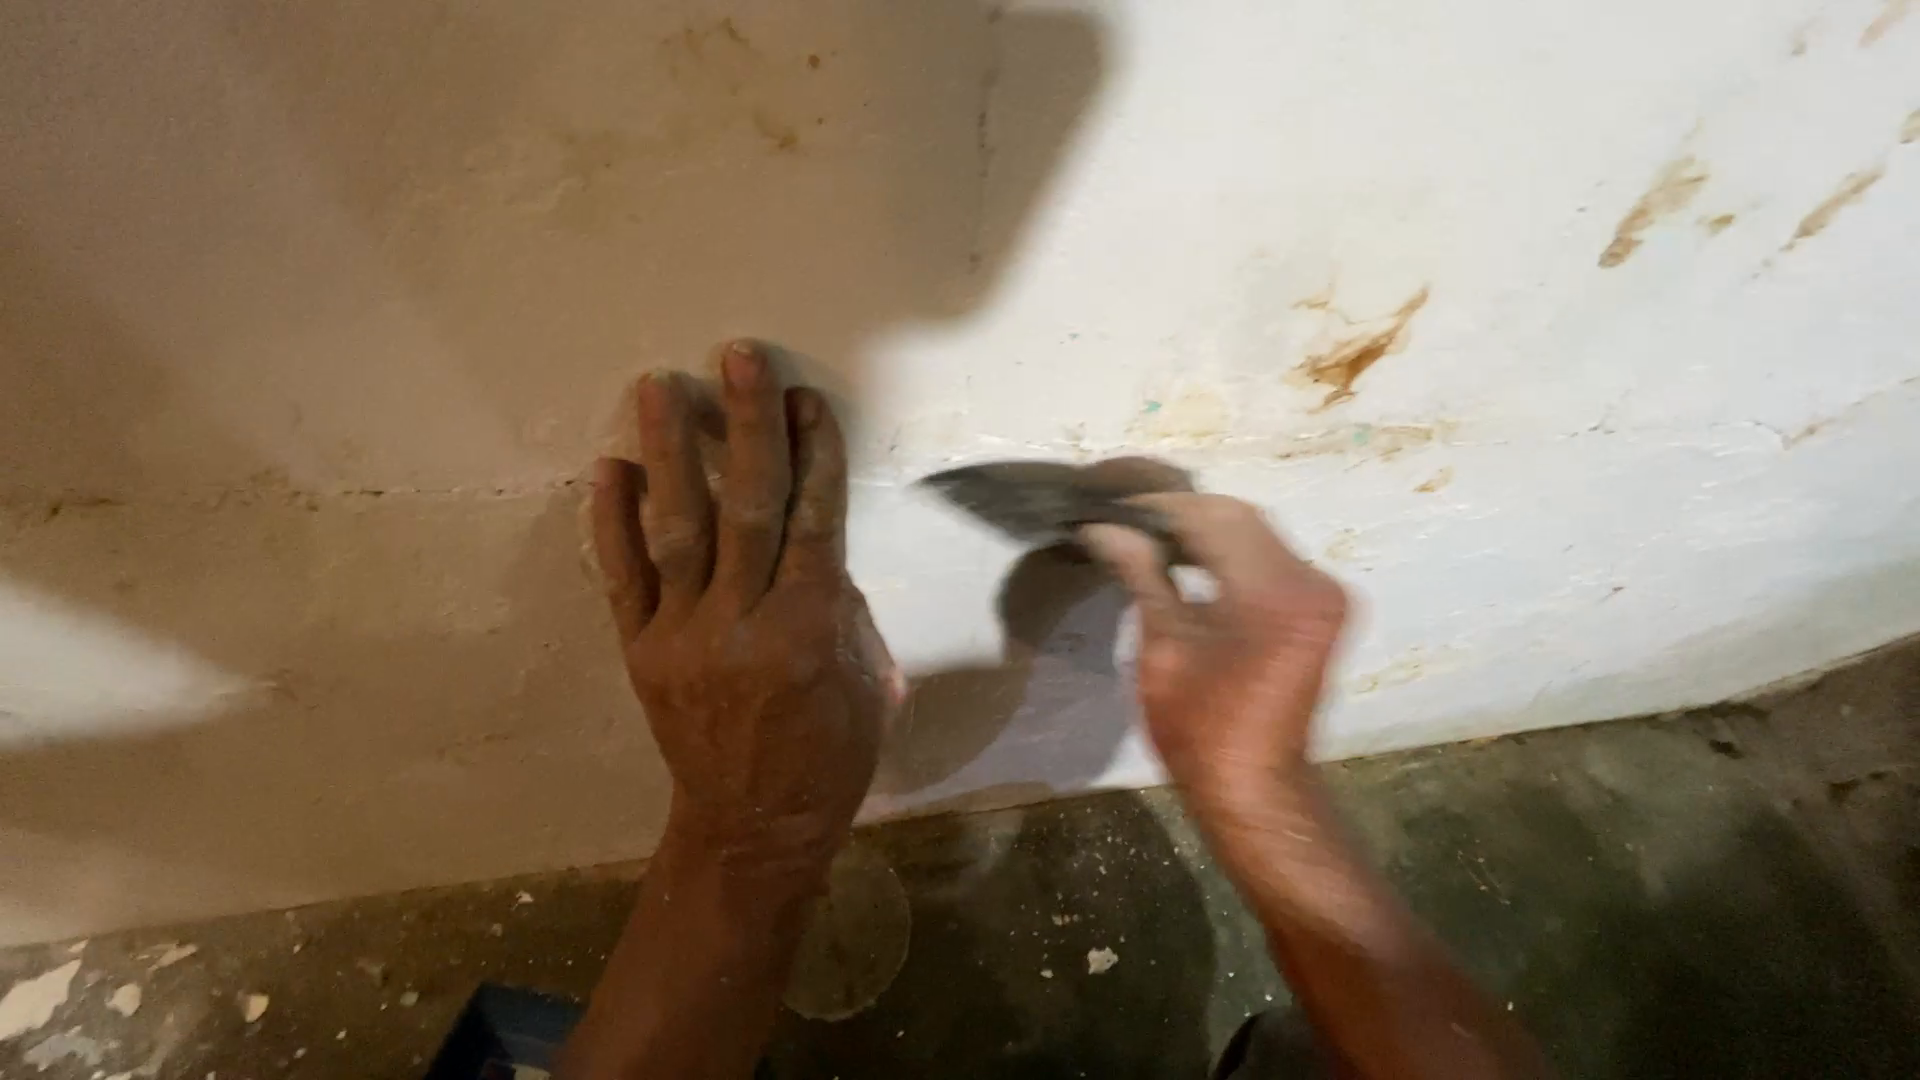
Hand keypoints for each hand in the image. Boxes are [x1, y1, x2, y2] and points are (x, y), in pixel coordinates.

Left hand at [591, 341, 899, 877]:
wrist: (753, 828)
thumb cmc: (829, 759)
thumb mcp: (867, 685)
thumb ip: (846, 612)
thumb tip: (822, 554)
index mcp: (808, 629)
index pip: (814, 520)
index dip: (814, 454)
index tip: (806, 399)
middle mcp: (742, 620)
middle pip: (748, 506)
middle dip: (747, 426)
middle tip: (738, 356)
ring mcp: (682, 633)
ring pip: (677, 528)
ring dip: (671, 452)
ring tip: (660, 385)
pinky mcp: (640, 651)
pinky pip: (622, 577)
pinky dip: (611, 521)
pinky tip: (608, 466)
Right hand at [1080, 495, 1347, 813]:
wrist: (1255, 785)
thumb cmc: (1199, 727)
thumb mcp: (1162, 646)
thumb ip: (1141, 574)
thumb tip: (1104, 528)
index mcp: (1275, 592)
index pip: (1213, 517)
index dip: (1160, 508)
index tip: (1114, 509)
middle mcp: (1312, 581)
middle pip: (1240, 518)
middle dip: (1181, 514)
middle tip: (1126, 521)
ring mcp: (1323, 593)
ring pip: (1255, 532)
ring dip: (1203, 530)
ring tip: (1147, 537)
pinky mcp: (1320, 606)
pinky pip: (1268, 557)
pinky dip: (1227, 552)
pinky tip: (1186, 558)